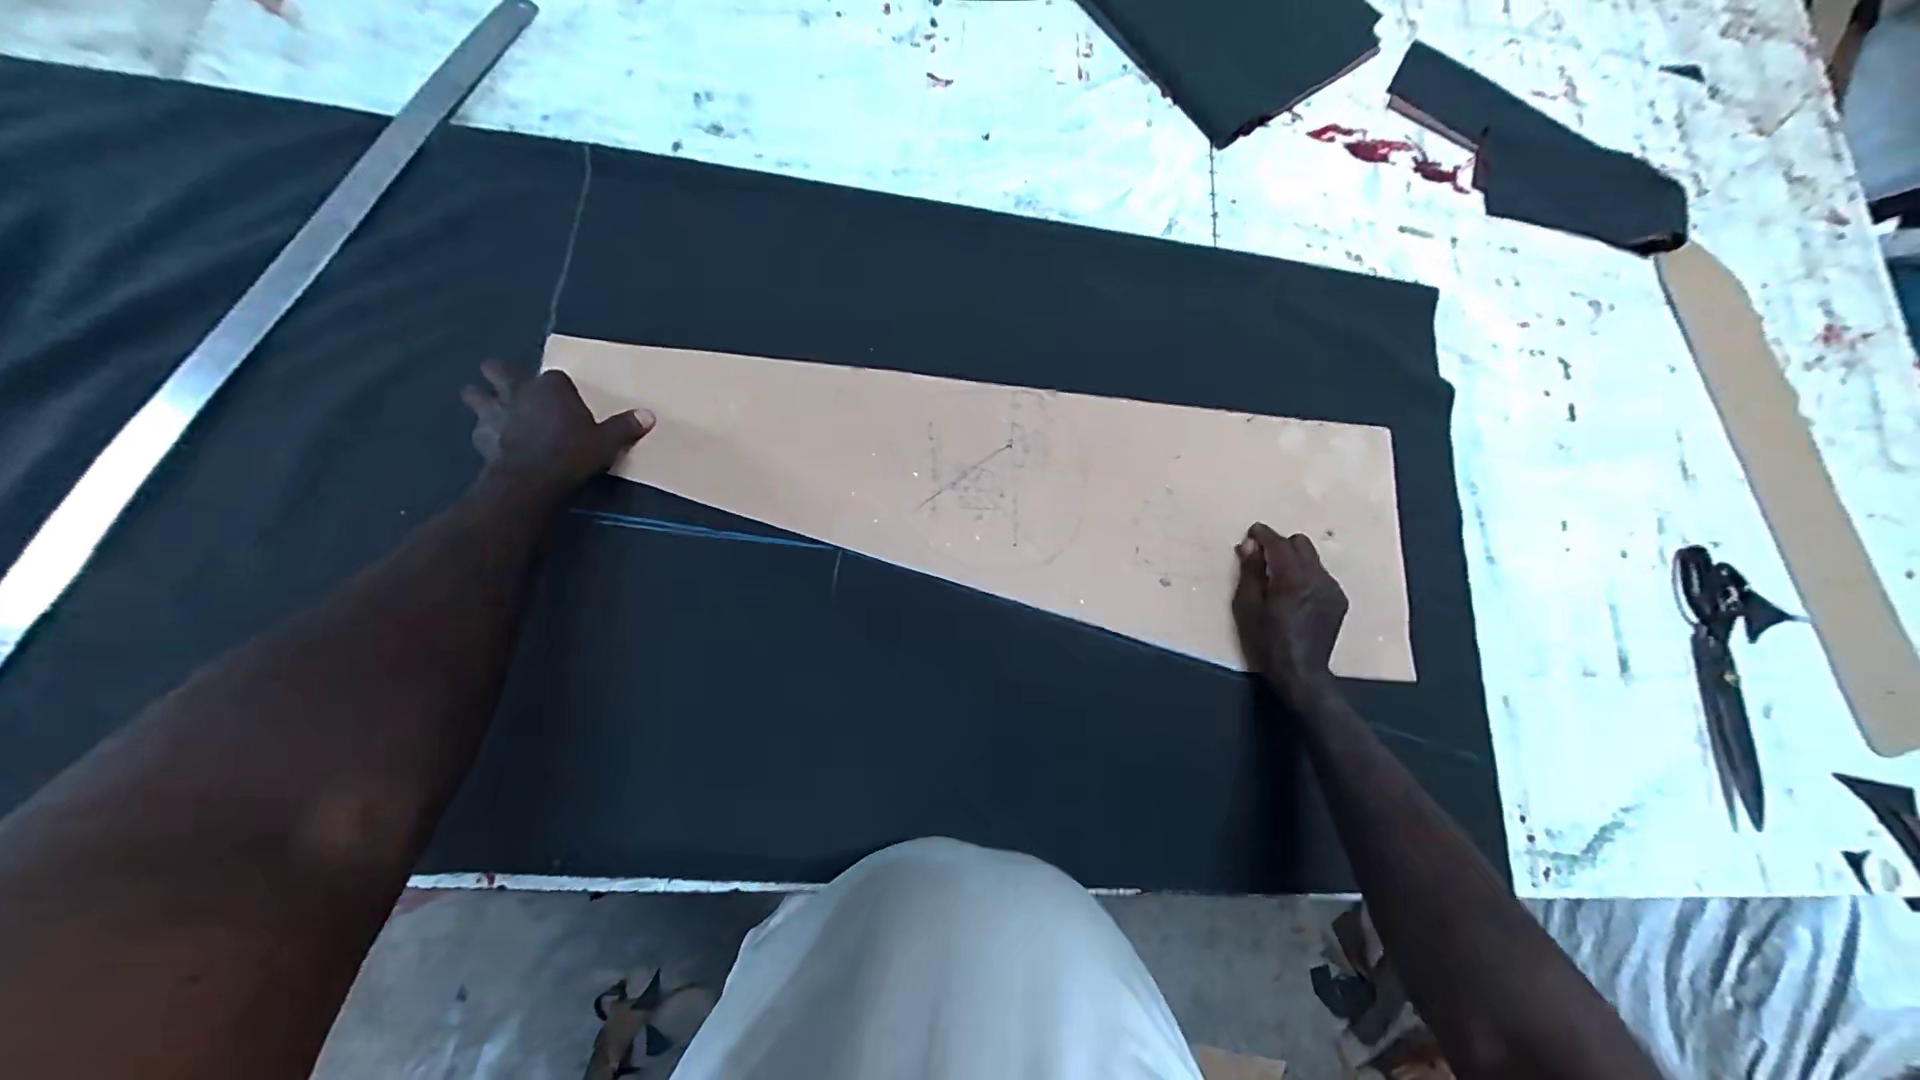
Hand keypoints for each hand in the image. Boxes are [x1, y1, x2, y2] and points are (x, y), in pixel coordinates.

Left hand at [460, 361, 654, 499]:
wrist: (531, 480)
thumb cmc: (572, 453)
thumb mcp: (607, 442)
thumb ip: (625, 427)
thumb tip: (649, 415)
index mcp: (550, 387)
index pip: (554, 376)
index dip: (560, 387)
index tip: (566, 400)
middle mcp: (518, 392)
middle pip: (498, 369)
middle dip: (500, 375)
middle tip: (510, 386)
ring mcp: (494, 413)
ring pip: (474, 393)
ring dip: (481, 398)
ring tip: (492, 410)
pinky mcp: (480, 437)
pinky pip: (478, 428)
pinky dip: (484, 433)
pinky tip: (494, 443)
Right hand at [1232, 523, 1348, 707]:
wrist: (1300, 671)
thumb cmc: (1266, 640)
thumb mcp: (1247, 606)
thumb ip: (1250, 572)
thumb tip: (1250, 545)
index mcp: (1293, 579)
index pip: (1279, 544)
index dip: (1264, 535)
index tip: (1252, 532)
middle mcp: (1318, 578)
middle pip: (1300, 544)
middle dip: (1280, 545)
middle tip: (1262, 558)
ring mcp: (1332, 589)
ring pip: (1312, 559)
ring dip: (1293, 561)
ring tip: (1277, 579)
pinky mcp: (1339, 599)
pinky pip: (1320, 575)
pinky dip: (1305, 575)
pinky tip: (1294, 595)